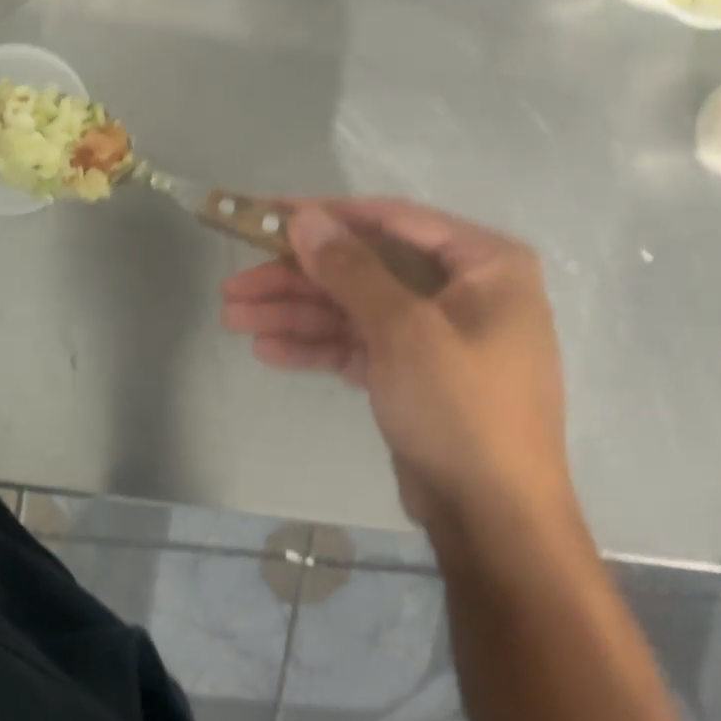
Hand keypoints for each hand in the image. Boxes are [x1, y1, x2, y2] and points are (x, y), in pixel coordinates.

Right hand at [220, 198, 570, 526]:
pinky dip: (310, 346)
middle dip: (294, 278)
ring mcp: (432, 334)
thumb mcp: (402, 330)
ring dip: (290, 313)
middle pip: (360, 269)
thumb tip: (304, 218)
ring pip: (348, 308)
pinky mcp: (408, 371)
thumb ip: (350, 269)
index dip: (324, 217)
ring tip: (231, 319)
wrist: (488, 504)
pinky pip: (351, 344)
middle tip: (231, 287)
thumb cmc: (459, 406)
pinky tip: (266, 350)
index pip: (391, 221)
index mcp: (483, 266)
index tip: (262, 216)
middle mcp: (459, 291)